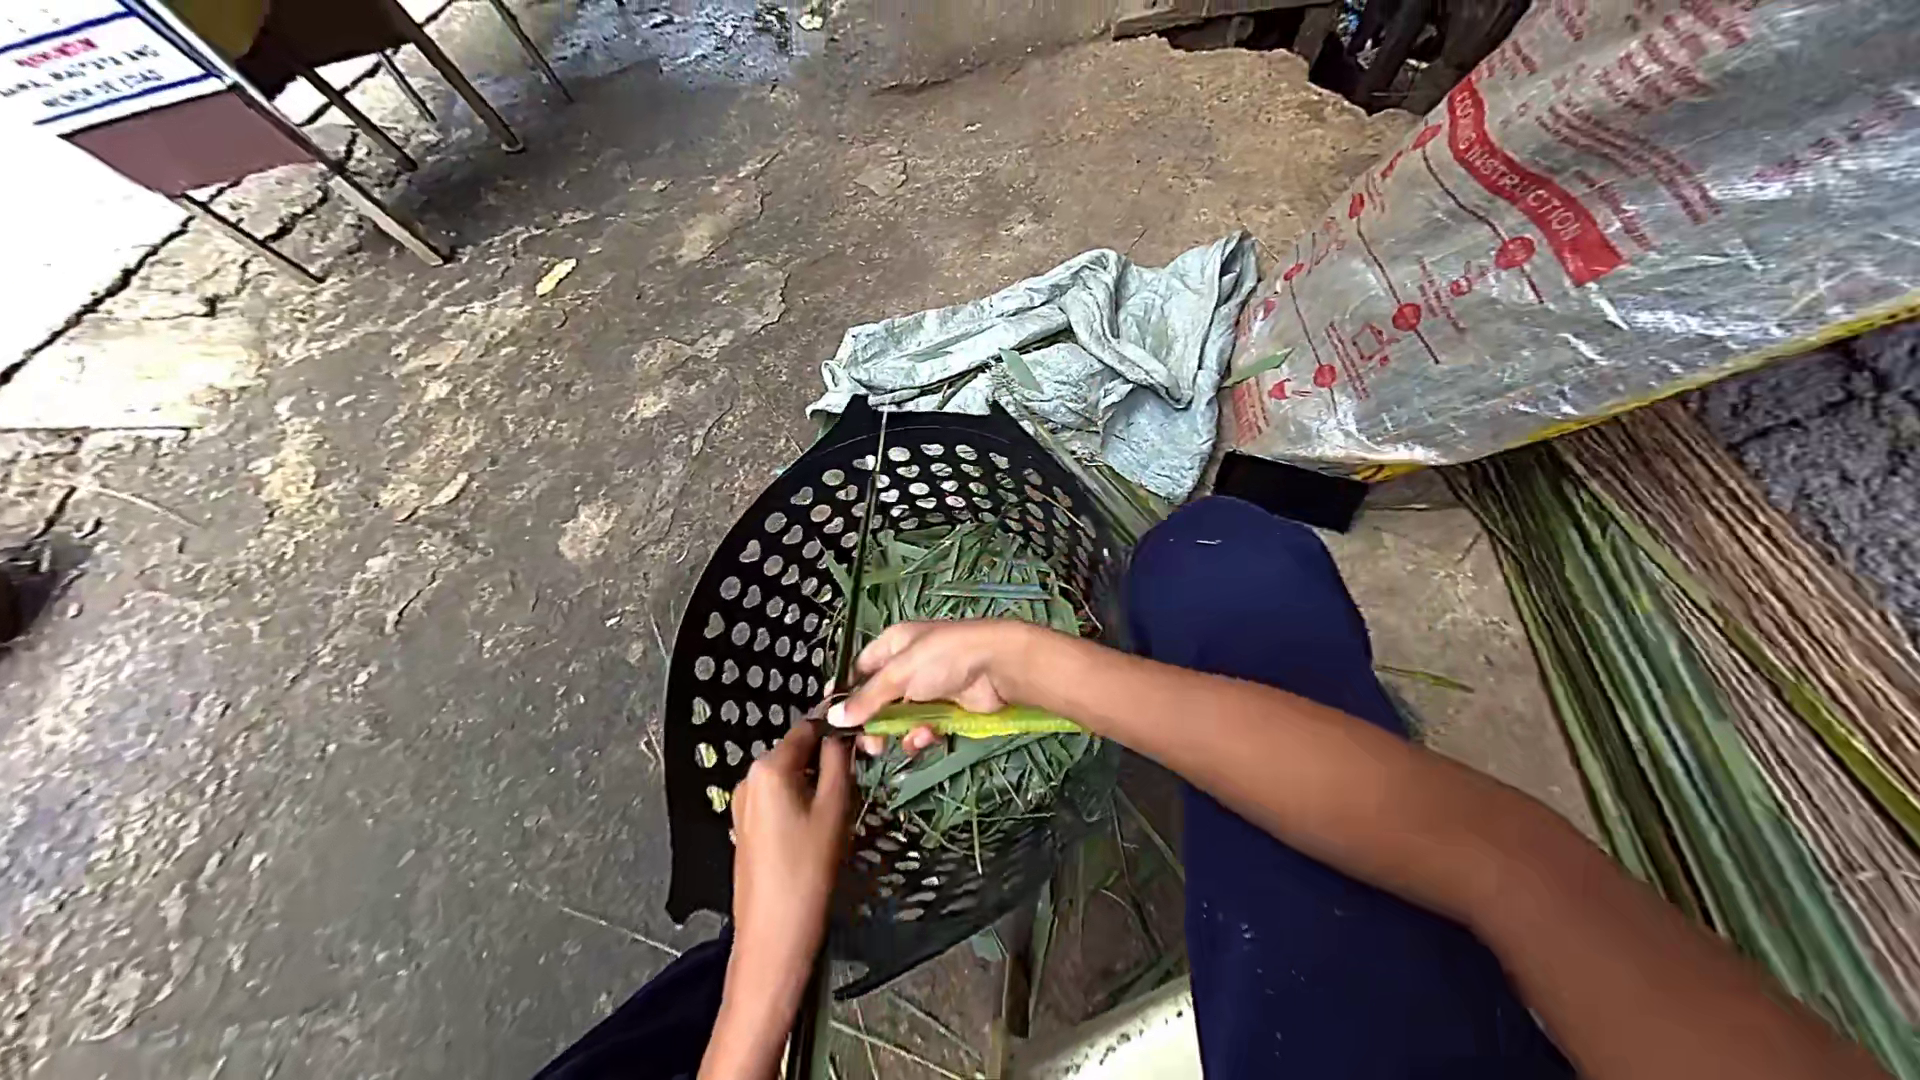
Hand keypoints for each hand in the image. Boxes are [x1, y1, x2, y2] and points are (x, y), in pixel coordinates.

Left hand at [727, 720, 851, 994]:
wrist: (774, 934)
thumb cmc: (809, 867)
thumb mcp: (835, 806)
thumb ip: (839, 759)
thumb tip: (842, 731)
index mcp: (768, 767)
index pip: (808, 726)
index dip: (837, 729)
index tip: (863, 739)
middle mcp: (749, 777)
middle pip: (797, 751)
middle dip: (826, 758)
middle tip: (856, 777)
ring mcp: (742, 803)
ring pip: (789, 775)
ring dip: (815, 781)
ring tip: (838, 807)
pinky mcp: (744, 826)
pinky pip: (777, 797)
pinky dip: (799, 800)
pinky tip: (816, 826)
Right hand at [826, 620, 1041, 755]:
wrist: (998, 667)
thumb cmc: (944, 658)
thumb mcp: (899, 674)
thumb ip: (867, 698)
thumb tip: (833, 717)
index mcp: (893, 644)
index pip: (860, 669)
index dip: (847, 692)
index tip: (833, 718)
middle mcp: (908, 665)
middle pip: (878, 699)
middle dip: (872, 722)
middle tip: (868, 745)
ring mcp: (928, 688)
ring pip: (900, 717)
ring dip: (898, 732)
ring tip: (900, 742)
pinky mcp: (947, 709)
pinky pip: (923, 726)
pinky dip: (921, 735)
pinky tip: (926, 737)